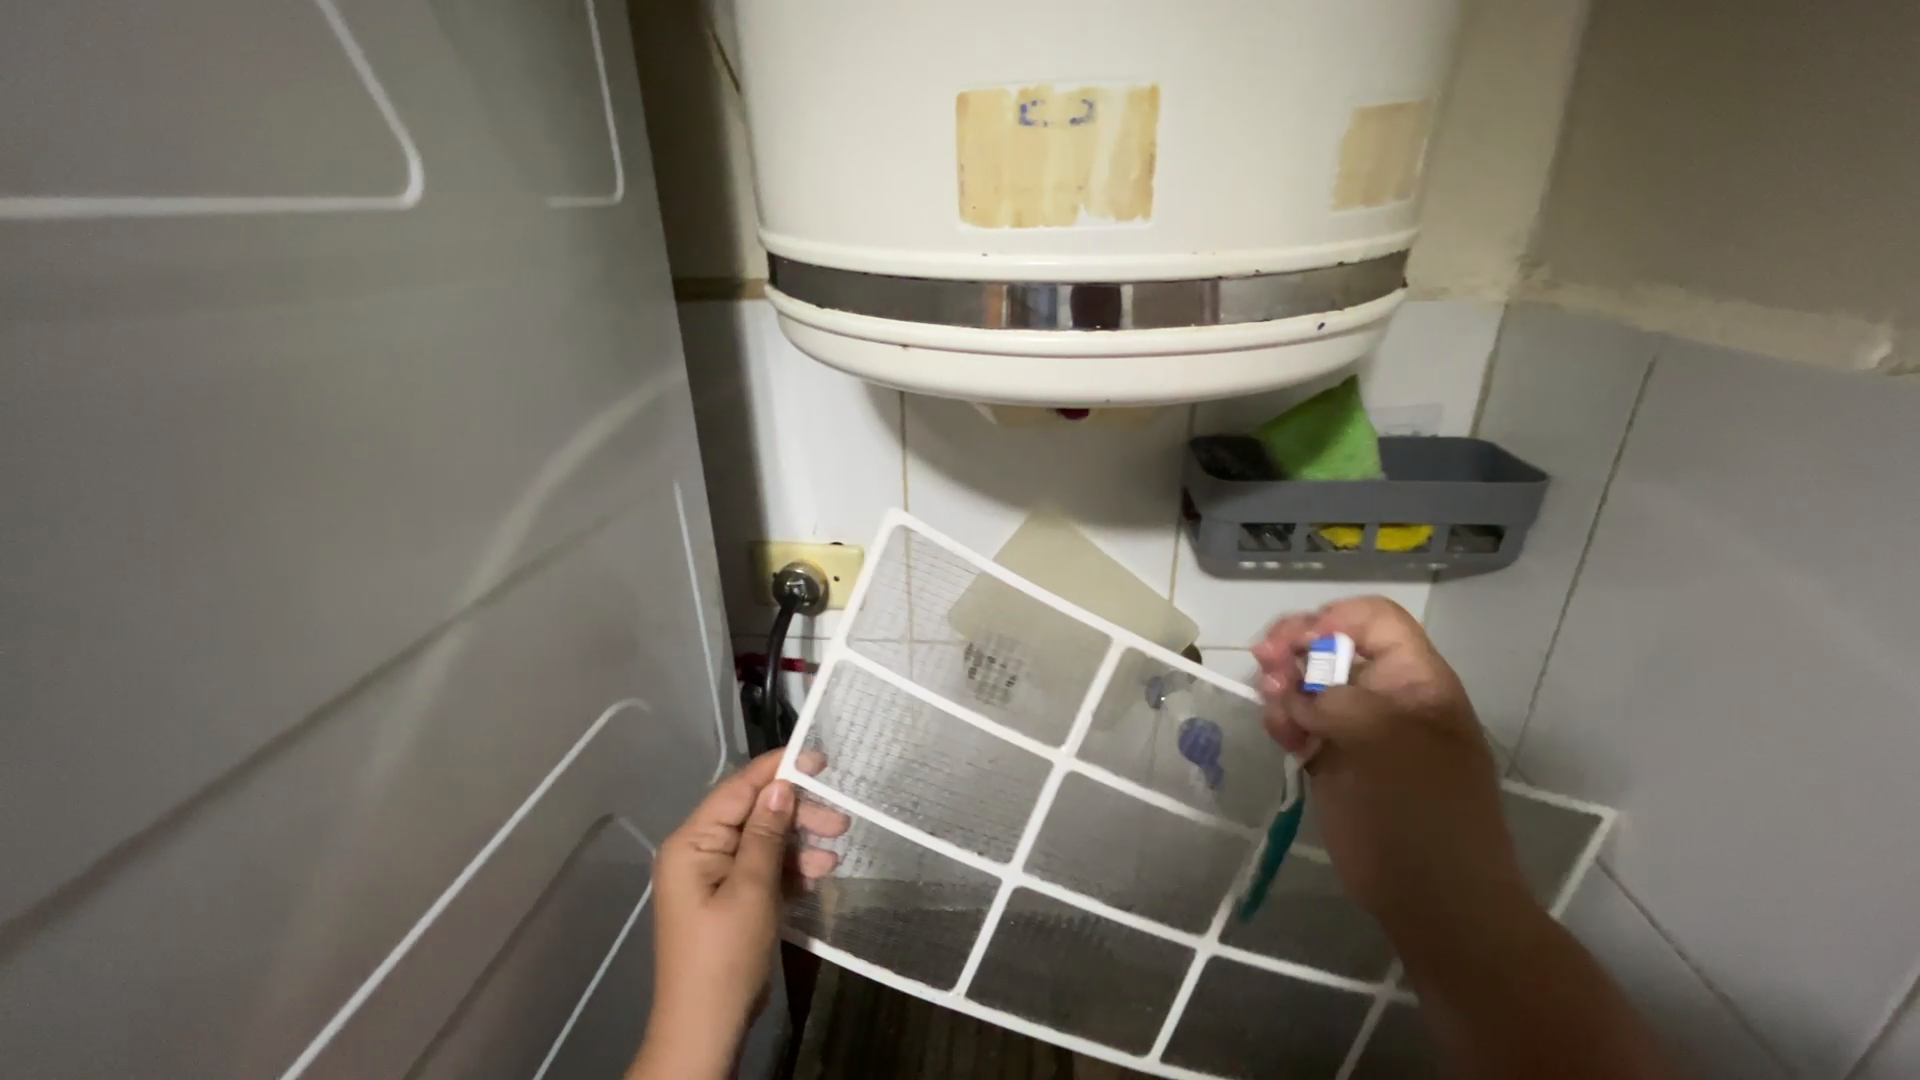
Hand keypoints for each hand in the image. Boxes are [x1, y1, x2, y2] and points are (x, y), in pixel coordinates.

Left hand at [630, 749, 848, 1079]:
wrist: (706, 1030)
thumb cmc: (725, 955)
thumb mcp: (751, 889)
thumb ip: (766, 833)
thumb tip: (781, 786)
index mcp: (692, 842)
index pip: (738, 789)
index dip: (779, 770)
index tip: (820, 760)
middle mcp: (699, 851)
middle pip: (754, 813)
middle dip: (798, 814)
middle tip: (840, 821)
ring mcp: (713, 876)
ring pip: (764, 841)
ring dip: (800, 844)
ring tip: (836, 854)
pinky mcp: (729, 899)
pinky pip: (763, 868)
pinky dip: (791, 869)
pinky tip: (820, 874)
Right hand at [1254, 597, 1526, 932]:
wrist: (1433, 899)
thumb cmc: (1424, 815)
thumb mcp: (1390, 743)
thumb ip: (1340, 701)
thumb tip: (1296, 695)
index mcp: (1417, 681)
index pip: (1375, 620)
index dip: (1334, 620)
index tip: (1299, 646)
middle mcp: (1386, 696)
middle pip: (1332, 645)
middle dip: (1294, 648)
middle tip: (1263, 665)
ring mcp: (1357, 728)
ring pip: (1307, 682)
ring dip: (1282, 686)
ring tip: (1274, 712)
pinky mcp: (1332, 759)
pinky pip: (1297, 720)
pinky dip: (1282, 720)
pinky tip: (1281, 738)